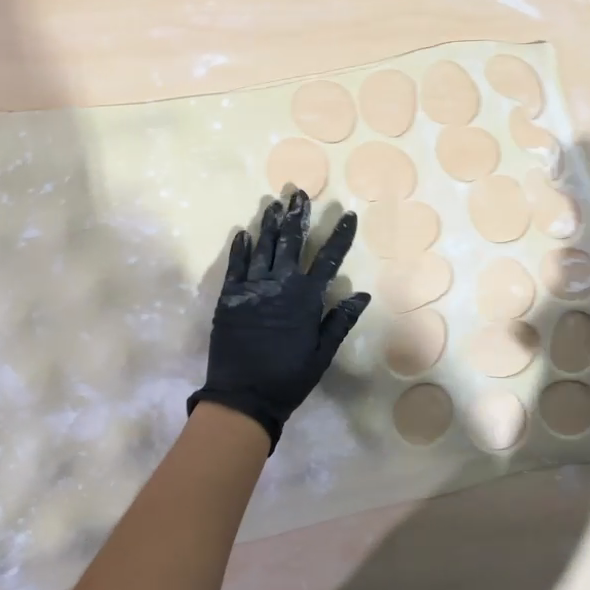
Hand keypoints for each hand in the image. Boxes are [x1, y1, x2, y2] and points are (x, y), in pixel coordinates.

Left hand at [188, 191, 370, 450]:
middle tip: (299, 193)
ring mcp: (251, 289)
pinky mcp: (228, 298)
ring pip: (262, 248)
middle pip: (290, 243)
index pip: (327, 259)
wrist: (242, 396)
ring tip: (274, 202)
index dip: (339, 236)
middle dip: (296, 216)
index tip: (348, 214)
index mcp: (305, 300)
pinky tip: (242, 232)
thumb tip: (362, 295)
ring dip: (268, 224)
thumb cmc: (288, 378)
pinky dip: (240, 248)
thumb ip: (340, 321)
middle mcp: (279, 286)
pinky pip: (235, 266)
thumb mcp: (322, 353)